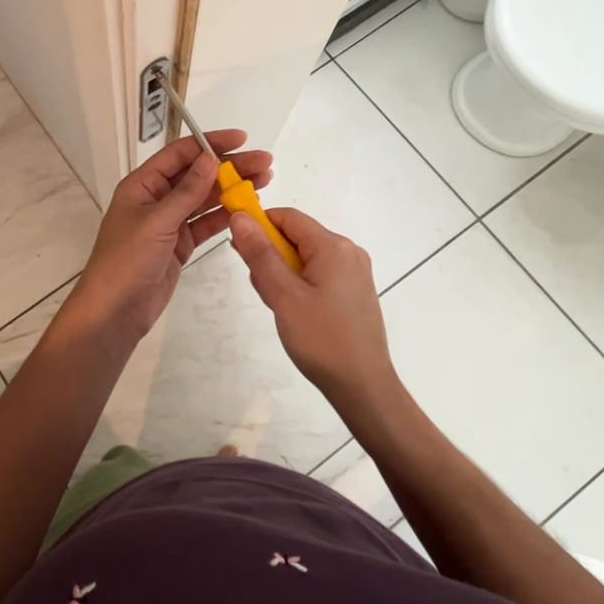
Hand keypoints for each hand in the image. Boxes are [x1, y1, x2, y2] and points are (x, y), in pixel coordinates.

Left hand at [59, 132, 272, 346]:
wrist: (114, 311)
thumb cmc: (126, 260)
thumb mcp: (157, 221)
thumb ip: (186, 192)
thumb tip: (210, 159)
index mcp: (142, 184)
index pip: (179, 154)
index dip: (210, 143)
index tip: (242, 139)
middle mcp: (156, 198)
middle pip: (197, 175)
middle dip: (230, 167)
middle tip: (265, 162)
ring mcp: (169, 222)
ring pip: (204, 199)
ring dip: (232, 189)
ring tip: (265, 181)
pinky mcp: (179, 245)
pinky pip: (205, 223)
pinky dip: (225, 216)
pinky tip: (247, 208)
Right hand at [229, 207, 396, 403]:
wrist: (363, 387)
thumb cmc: (322, 339)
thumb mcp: (284, 296)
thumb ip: (260, 254)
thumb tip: (240, 217)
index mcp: (334, 246)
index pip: (288, 217)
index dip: (259, 225)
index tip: (239, 247)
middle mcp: (348, 252)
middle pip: (296, 237)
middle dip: (271, 255)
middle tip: (262, 288)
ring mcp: (354, 272)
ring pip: (305, 258)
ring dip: (283, 274)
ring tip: (279, 307)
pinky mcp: (353, 291)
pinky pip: (318, 274)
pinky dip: (299, 285)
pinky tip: (294, 313)